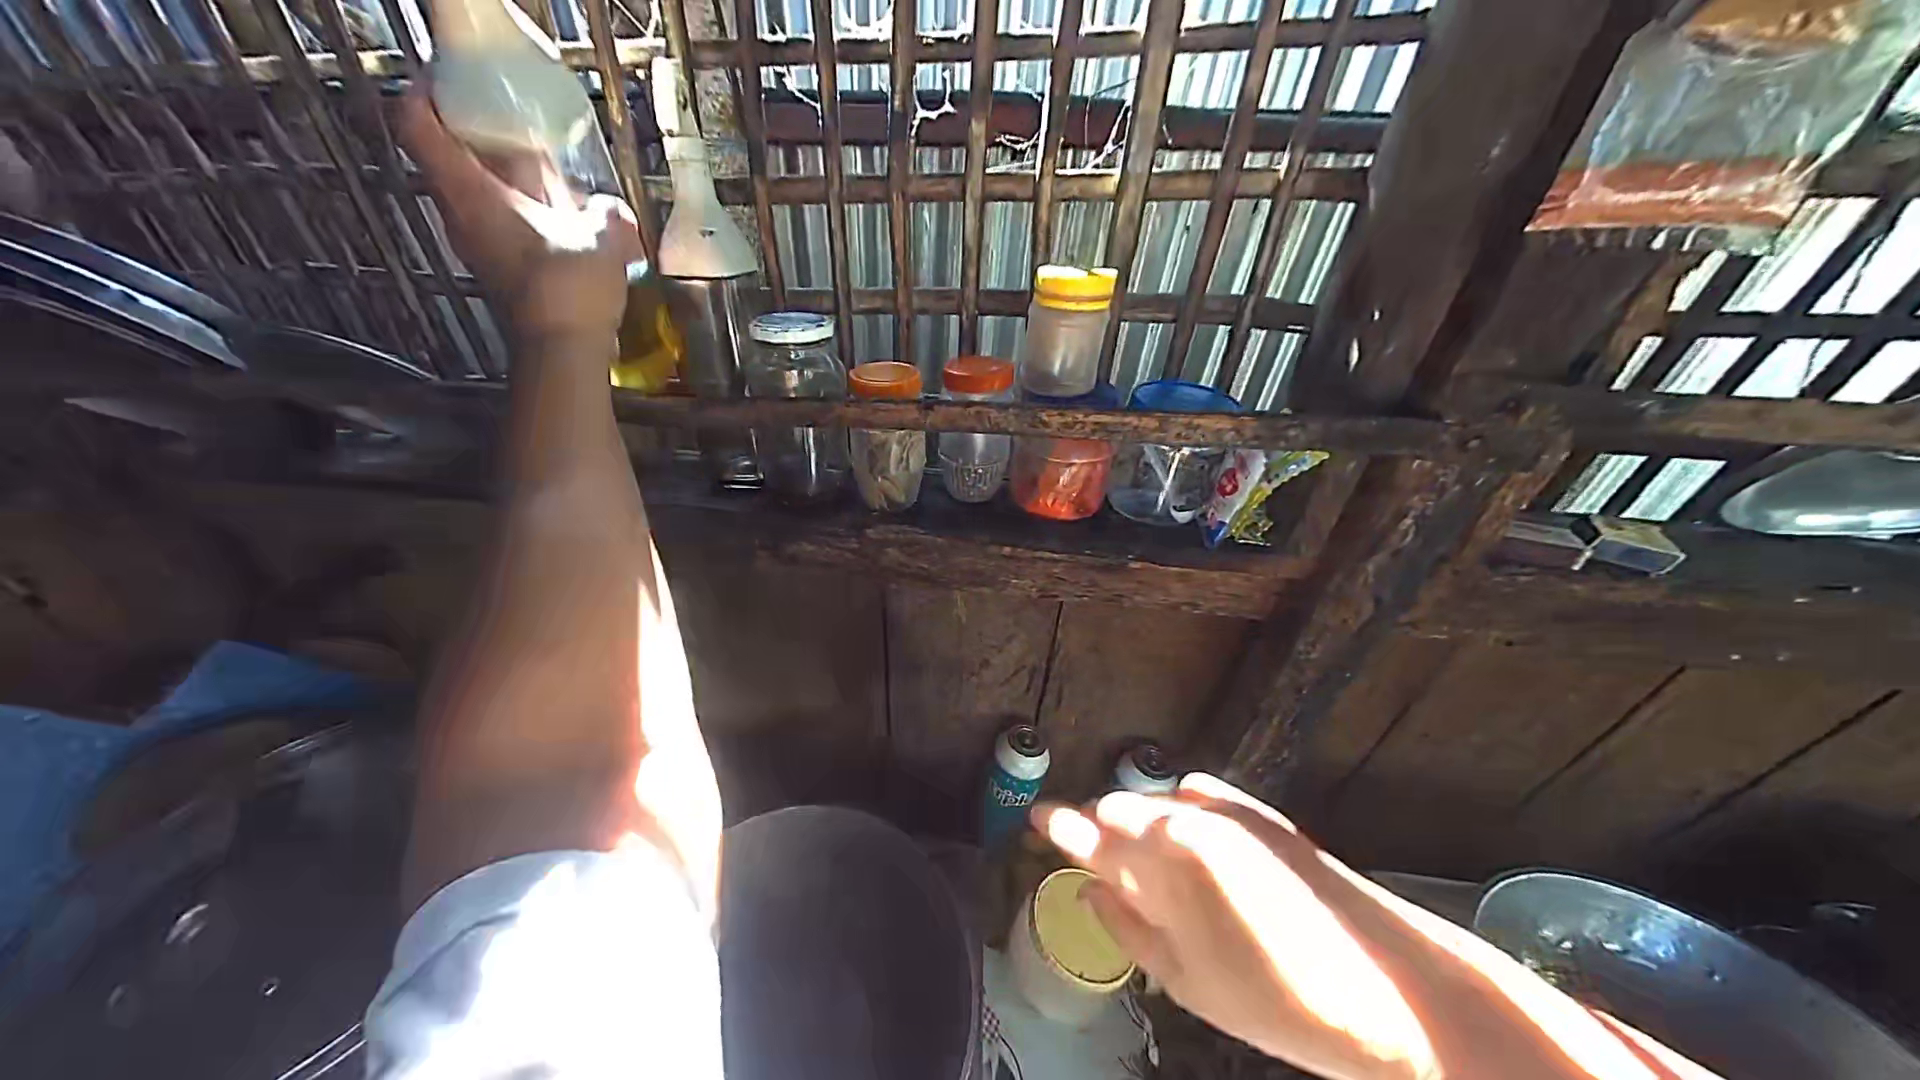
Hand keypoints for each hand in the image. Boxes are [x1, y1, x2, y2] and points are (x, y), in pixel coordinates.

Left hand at [396, 87, 641, 349]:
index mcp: (471, 193)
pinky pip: (494, 230)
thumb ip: (608, 213)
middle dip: (471, 138)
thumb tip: (610, 208)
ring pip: (470, 198)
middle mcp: (460, 218)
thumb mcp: (604, 238)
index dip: (425, 94)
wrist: (563, 350)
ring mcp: (475, 250)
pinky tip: (552, 223)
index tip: (451, 84)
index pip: (416, 124)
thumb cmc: (570, 287)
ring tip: (538, 178)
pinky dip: (514, 217)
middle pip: (443, 160)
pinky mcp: (496, 276)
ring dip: (497, 183)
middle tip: (507, 127)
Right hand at [1034, 776, 1716, 1079]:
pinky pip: (1195, 794)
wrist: (1389, 985)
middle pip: (1118, 811)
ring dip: (1138, 821)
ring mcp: (1223, 811)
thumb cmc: (1277, 1001)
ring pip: (1155, 802)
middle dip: (1098, 828)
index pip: (1090, 832)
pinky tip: (1187, 835)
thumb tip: (1088, 888)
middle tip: (1091, 854)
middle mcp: (1184, 822)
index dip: (1058, 823)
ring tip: (1141, 856)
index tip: (1035, 816)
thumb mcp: (1188, 982)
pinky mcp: (1255, 809)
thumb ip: (1129, 928)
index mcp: (1161, 866)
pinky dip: (1179, 809)